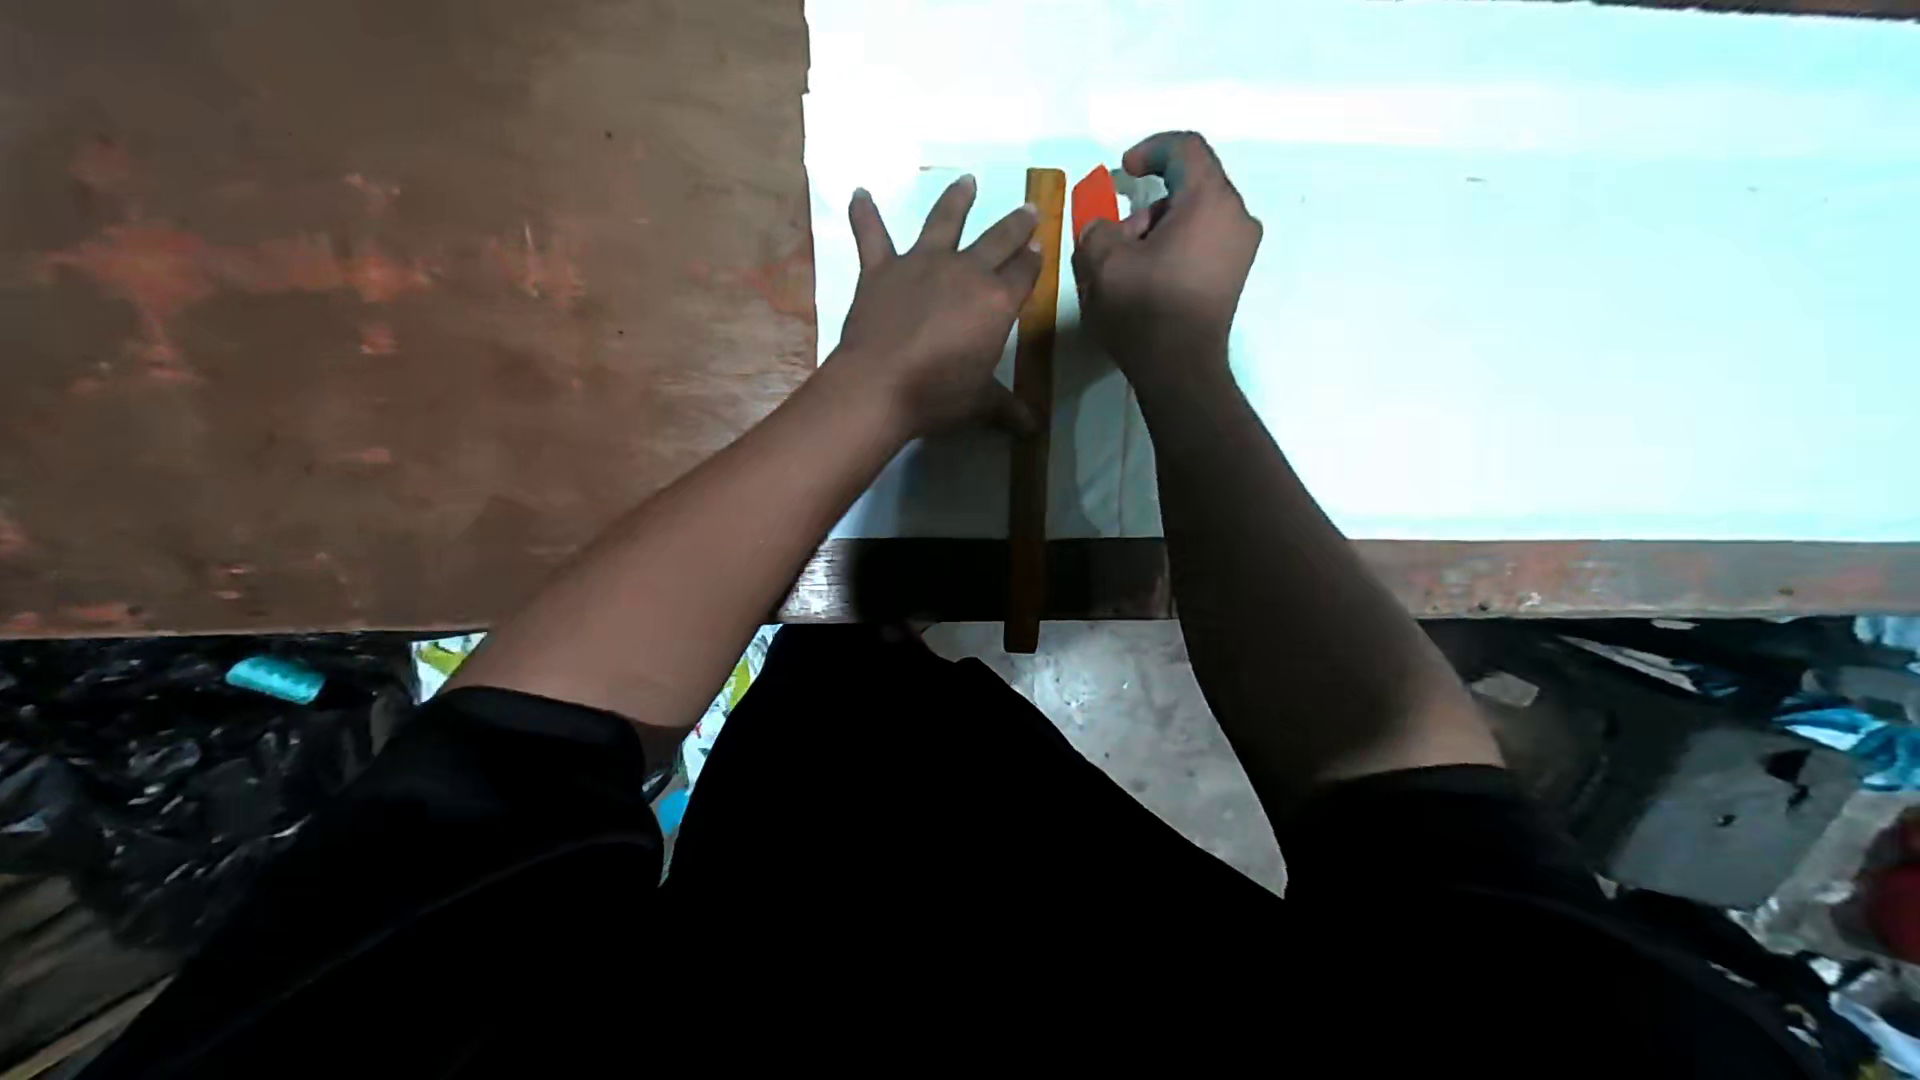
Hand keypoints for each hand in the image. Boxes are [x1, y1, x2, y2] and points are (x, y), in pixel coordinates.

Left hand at [828, 175, 1041, 437]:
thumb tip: (1034, 430)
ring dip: (957, 200)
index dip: (1034, 260)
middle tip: (1027, 210)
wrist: (880, 386)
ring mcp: (921, 264)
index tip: (1040, 247)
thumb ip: (1008, 408)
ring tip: (967, 181)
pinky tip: (859, 192)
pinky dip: (864, 214)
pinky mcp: (881, 269)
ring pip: (944, 221)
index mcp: (997, 301)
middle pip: (998, 239)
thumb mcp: (980, 402)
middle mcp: (965, 271)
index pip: (1025, 272)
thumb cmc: (938, 394)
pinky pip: (872, 235)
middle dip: (1016, 224)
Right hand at [1072, 132, 1261, 385]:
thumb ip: (1097, 228)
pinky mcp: (1233, 276)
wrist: (1179, 370)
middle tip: (1116, 237)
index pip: (1186, 148)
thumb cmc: (1144, 310)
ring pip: (1194, 218)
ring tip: (1126, 268)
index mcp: (1210, 200)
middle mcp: (1236, 217)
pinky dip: (1173, 248)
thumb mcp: (1102, 263)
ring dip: (1156, 231)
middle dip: (1146, 206)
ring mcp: (1240, 249)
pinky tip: (1147, 279)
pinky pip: (1201, 243)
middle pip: (1189, 187)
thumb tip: (1105, 228)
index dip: (1150, 149)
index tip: (1124, 170)